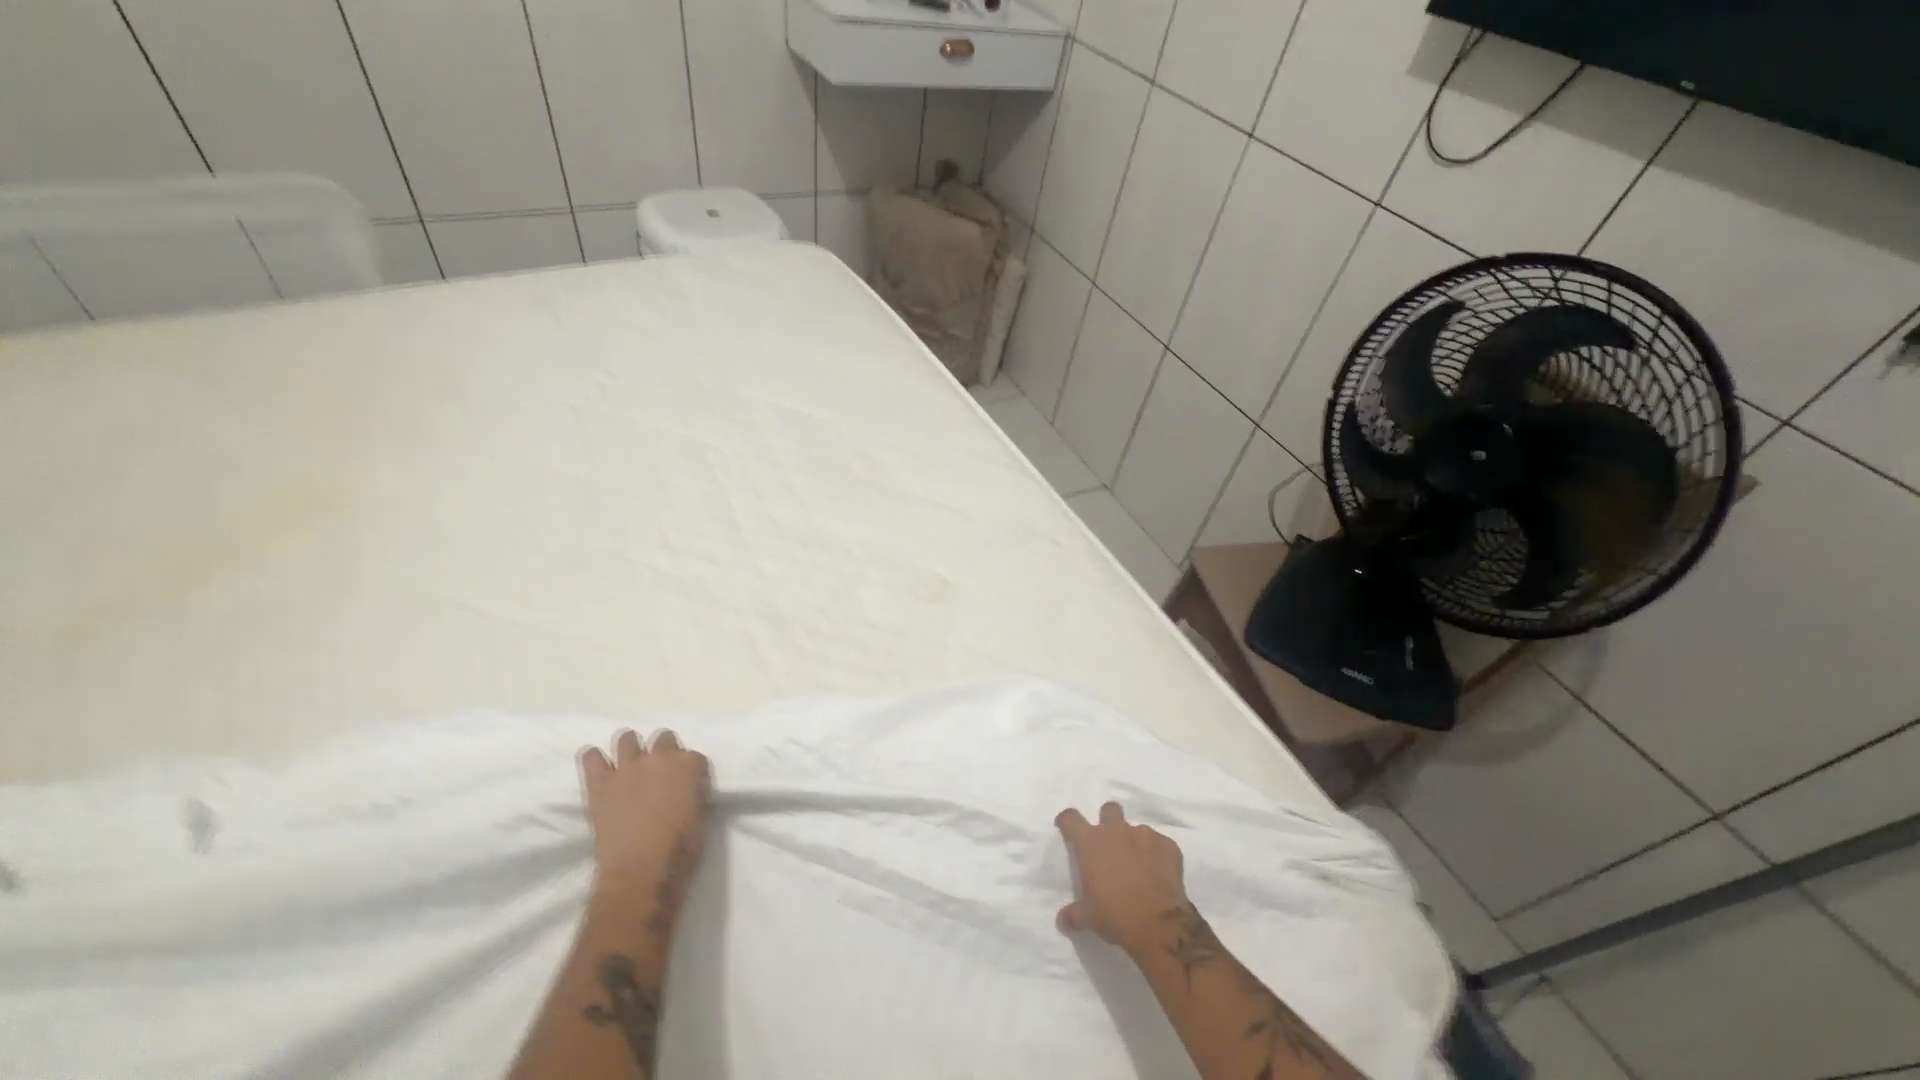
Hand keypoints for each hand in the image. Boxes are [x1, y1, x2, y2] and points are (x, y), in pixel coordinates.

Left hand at [581, 730, 711, 909]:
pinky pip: (591, 756)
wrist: (640, 872)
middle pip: (663, 737)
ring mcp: (627, 767)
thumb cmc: (680, 852)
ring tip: (628, 767)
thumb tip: (683, 792)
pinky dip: (594, 759)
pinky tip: (598, 768)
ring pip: (626, 738)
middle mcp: (659, 758)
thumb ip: (692, 795)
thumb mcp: (700, 818)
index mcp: (689, 767)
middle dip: (662, 751)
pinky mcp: (600, 782)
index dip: (688, 770)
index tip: (685, 784)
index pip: (693, 755)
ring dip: (630, 749)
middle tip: (658, 774)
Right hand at [1054, 801, 1190, 953]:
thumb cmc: (1114, 916)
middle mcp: (1116, 832)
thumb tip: (1062, 919)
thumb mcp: (1088, 917)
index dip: (1068, 821)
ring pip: (1138, 829)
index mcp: (1090, 843)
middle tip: (1110, 844)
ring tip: (1139, 866)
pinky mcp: (1169, 846)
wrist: (1158, 924)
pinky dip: (1158, 855)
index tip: (1067, 827)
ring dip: (1135, 842)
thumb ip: (1074, 913)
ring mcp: (1145, 836)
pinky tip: (1159, 873)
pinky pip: (1161, 844)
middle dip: (1108, 821)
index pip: (1071, 819)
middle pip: (1110, 810)